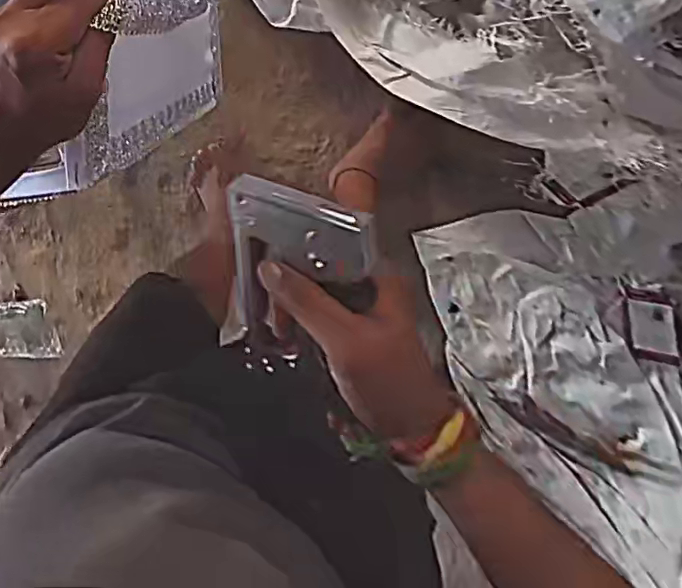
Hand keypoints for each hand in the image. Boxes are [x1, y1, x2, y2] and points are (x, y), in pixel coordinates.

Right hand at [259, 260, 457, 443]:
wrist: (413, 437)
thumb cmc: (392, 388)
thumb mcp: (345, 342)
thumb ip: (306, 302)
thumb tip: (269, 268)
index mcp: (380, 276)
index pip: (325, 244)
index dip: (292, 255)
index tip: (269, 273)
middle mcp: (369, 284)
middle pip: (311, 267)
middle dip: (287, 288)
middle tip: (277, 314)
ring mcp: (358, 305)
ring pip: (307, 289)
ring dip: (288, 307)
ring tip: (283, 331)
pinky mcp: (346, 326)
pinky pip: (310, 309)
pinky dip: (295, 319)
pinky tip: (289, 336)